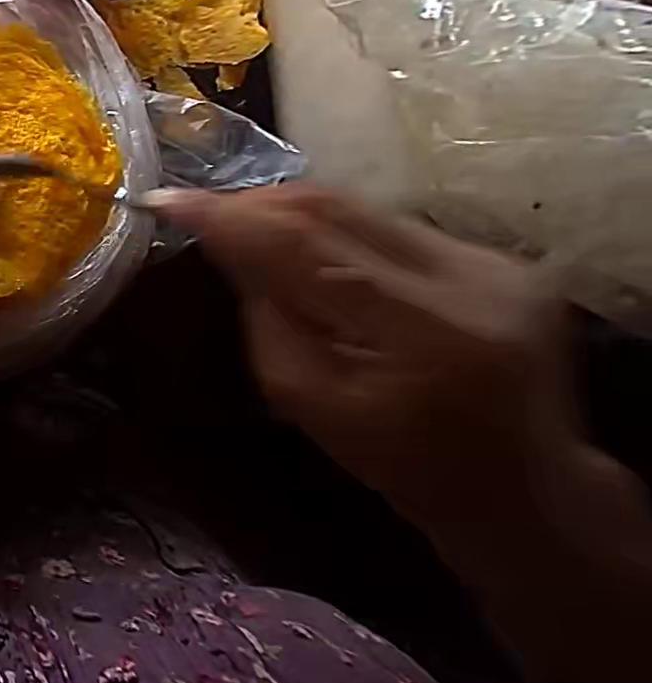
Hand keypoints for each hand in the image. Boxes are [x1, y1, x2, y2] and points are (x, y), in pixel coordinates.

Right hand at [149, 185, 579, 518]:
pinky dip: (323, 226)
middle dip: (249, 203)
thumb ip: (264, 311)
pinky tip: (297, 248)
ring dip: (282, 210)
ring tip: (235, 227)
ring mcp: (493, 263)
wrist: (521, 483)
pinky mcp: (497, 259)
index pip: (298, 245)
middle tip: (193, 211)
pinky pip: (381, 221)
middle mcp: (468, 279)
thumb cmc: (393, 455)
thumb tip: (224, 244)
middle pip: (330, 208)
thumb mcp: (300, 390)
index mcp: (418, 330)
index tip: (162, 198)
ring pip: (355, 205)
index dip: (224, 215)